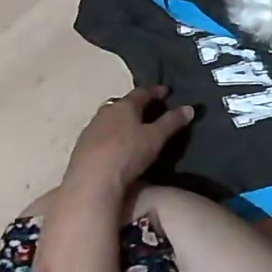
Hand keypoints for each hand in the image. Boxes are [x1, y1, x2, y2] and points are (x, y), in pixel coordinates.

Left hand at [62, 86, 194, 197]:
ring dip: (121, 121)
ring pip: (110, 118)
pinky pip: (101, 134)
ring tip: (132, 129)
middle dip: (136, 105)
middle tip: (148, 110)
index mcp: (124, 105)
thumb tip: (189, 107)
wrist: (91, 181)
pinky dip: (111, 135)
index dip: (156, 91)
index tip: (166, 91)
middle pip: (123, 103)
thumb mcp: (156, 138)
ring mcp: (91, 128)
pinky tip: (116, 146)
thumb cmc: (127, 153)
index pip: (142, 92)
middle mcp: (106, 112)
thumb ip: (172, 122)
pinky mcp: (82, 146)